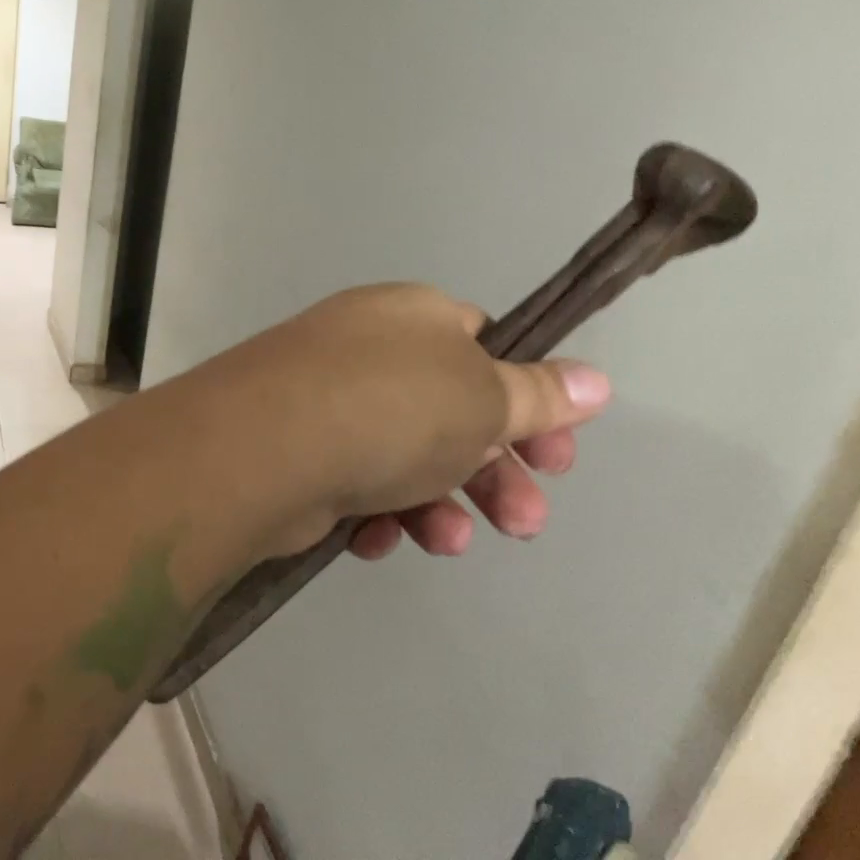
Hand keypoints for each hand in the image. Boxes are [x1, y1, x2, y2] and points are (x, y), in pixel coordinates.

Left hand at [198, 283, 610, 559]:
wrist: (264, 446)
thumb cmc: (389, 408)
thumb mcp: (482, 399)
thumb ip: (537, 396)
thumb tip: (596, 380)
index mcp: (412, 318)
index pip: (484, 345)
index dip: (528, 401)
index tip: (555, 456)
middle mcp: (365, 352)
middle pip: (449, 412)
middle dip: (492, 473)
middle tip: (524, 522)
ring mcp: (324, 402)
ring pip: (404, 457)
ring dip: (437, 504)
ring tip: (445, 540)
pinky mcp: (294, 453)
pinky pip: (354, 484)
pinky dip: (376, 514)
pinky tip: (378, 541)